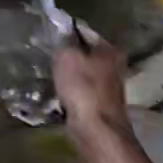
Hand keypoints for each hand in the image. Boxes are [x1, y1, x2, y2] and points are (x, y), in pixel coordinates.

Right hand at [50, 14, 133, 150]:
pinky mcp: (100, 104)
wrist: (97, 131)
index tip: (49, 35)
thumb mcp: (67, 56)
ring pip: (82, 73)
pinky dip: (70, 91)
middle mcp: (114, 65)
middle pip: (84, 53)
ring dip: (67, 74)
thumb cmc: (83, 88)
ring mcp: (108, 87)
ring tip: (49, 73)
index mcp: (110, 49)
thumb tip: (60, 30)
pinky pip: (80, 91)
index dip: (66, 32)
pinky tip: (57, 93)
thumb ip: (63, 41)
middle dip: (67, 54)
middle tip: (47, 55)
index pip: (84, 31)